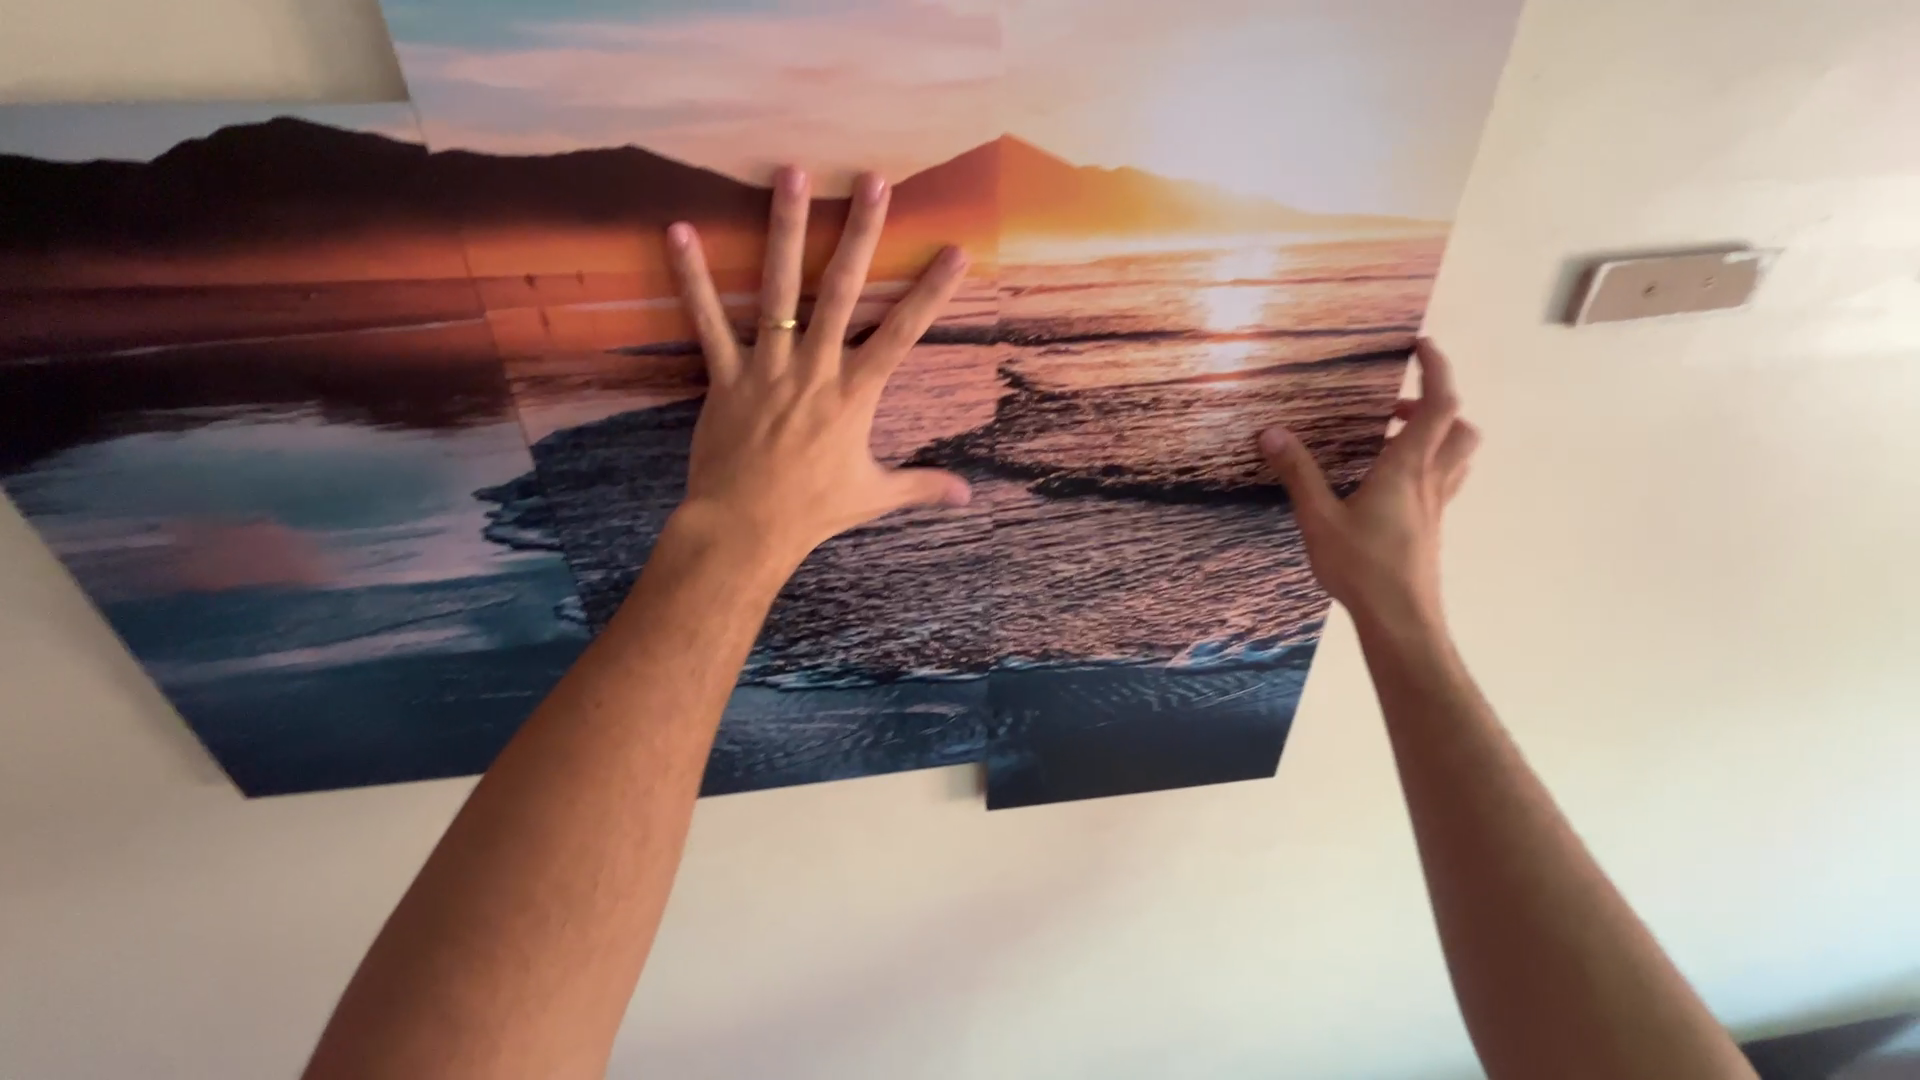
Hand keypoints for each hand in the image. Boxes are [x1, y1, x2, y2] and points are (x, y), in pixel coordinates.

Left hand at [664, 166, 971, 569]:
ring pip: (780, 289)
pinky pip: (708, 321)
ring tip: (791, 174)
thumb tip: (969, 496)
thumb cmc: (814, 511)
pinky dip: (693, 279)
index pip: (903, 334)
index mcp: (855, 395)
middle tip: (873, 181)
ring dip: (786, 229)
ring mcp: (769, 368)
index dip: (932, 292)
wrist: (747, 529)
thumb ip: (923, 487)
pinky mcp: (726, 376)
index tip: (955, 251)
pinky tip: (680, 232)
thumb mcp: (875, 495)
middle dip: (861, 233)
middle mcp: (815, 370)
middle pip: (843, 292)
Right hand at [1258, 337, 1479, 633]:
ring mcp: (1436, 507)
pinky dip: (1426, 467)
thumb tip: (1270, 432)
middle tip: (1395, 408)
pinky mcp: (1431, 528)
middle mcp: (1431, 481)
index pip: (1439, 404)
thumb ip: (1297, 473)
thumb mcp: (1319, 518)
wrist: (1401, 619)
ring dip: (1437, 436)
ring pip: (1458, 456)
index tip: (1422, 346)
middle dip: (1436, 405)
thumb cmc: (1362, 566)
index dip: (1437, 369)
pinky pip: (1442, 482)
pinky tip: (1389, 486)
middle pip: (1460, 427)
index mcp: (1407, 468)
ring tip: (1393, 441)